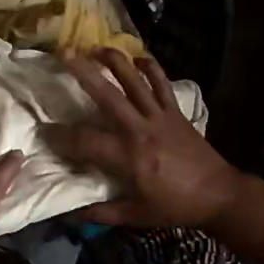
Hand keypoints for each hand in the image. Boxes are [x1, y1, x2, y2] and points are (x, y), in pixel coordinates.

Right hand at [47, 49, 245, 227]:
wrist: (219, 195)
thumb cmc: (175, 207)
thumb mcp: (136, 216)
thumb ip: (101, 213)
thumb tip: (69, 213)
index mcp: (129, 157)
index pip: (86, 141)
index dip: (62, 136)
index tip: (44, 130)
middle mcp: (141, 130)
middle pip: (107, 95)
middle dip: (84, 73)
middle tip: (65, 54)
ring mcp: (160, 116)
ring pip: (134, 80)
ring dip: (114, 60)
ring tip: (95, 47)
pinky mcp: (175, 111)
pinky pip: (161, 83)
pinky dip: (151, 67)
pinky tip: (137, 56)